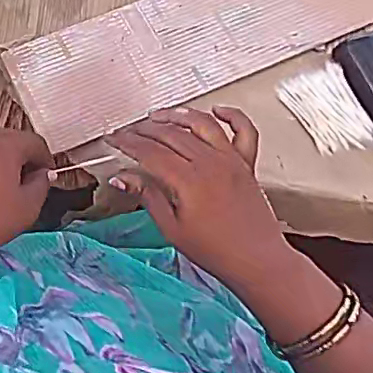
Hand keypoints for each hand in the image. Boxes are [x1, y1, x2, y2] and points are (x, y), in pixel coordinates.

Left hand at [0, 130, 52, 264]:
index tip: (48, 181)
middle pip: (11, 141)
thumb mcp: (27, 207)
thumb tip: (41, 174)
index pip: (35, 142)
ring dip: (3, 165)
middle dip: (24, 160)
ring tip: (5, 193)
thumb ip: (41, 186)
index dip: (46, 160)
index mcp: (5, 144)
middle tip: (29, 186)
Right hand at [105, 108, 293, 276]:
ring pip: (201, 124)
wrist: (258, 262)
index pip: (149, 151)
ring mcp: (231, 161)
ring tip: (159, 115)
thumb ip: (147, 197)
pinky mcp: (247, 164)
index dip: (127, 142)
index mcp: (189, 181)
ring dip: (176, 115)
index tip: (114, 140)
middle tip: (128, 131)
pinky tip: (217, 110)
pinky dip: (231, 116)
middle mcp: (211, 164)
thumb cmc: (216, 251)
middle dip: (144, 130)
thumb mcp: (172, 228)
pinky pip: (243, 131)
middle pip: (171, 134)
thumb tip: (123, 178)